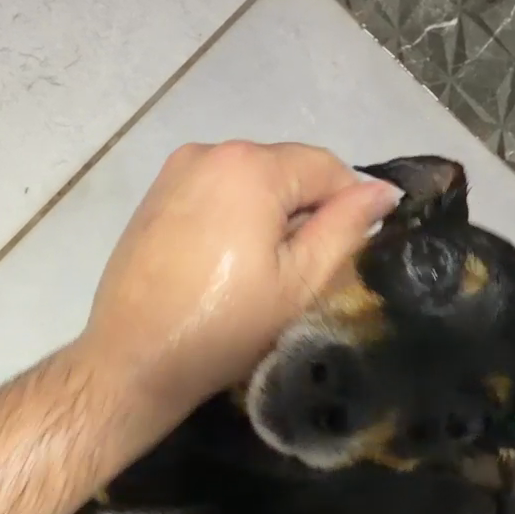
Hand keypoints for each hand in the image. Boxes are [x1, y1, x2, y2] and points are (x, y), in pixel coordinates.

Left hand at [76, 141, 402, 416]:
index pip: (325, 166)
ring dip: (264, 218)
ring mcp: (172, 174)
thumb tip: (381, 191)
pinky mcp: (151, 201)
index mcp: (250, 166)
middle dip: (300, 213)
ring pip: (245, 184)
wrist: (133, 361)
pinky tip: (220, 268)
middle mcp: (208, 152)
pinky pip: (211, 197)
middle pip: (282, 171)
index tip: (343, 256)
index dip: (346, 207)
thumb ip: (345, 230)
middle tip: (296, 275)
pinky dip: (227, 221)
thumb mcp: (297, 285)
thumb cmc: (222, 329)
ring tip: (255, 275)